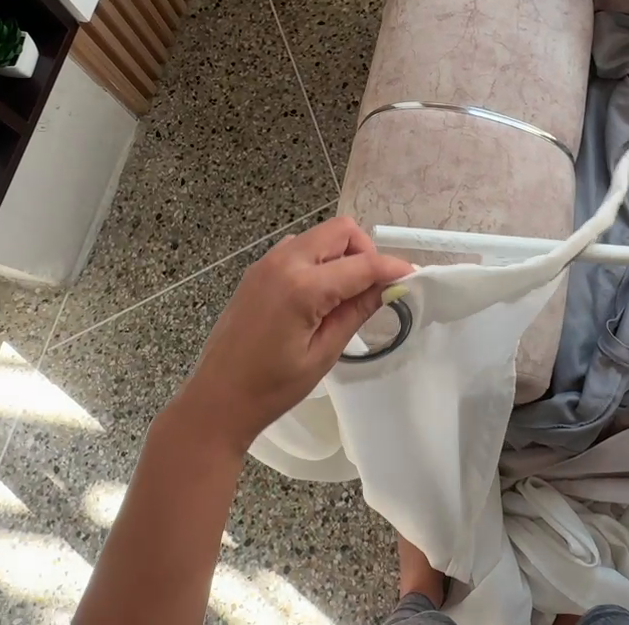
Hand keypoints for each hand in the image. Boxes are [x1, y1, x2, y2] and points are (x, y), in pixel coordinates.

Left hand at [172, 216, 413, 452]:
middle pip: (341, 230)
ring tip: (345, 295)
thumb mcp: (323, 354)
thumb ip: (356, 312)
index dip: (392, 268)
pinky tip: (319, 295)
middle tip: (372, 287)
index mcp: (303, 286)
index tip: (412, 277)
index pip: (362, 264)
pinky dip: (319, 260)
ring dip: (341, 254)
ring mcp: (267, 262)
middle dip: (365, 251)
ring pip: (320, 235)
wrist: (216, 399)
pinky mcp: (258, 270)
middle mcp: (284, 262)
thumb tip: (389, 287)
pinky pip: (299, 248)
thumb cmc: (271, 387)